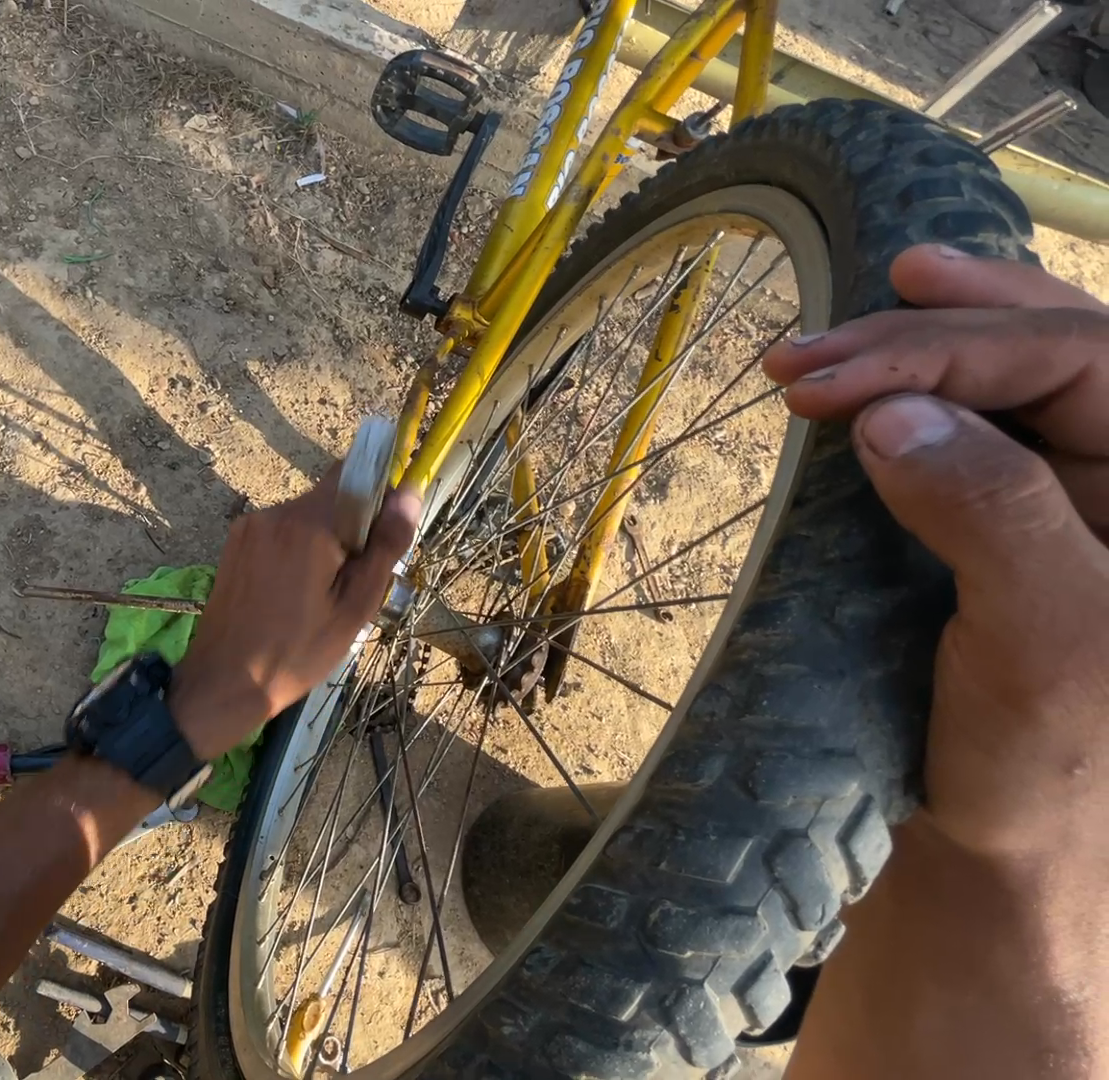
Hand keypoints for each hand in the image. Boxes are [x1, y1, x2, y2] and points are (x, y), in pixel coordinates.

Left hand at [169, 468, 419, 760]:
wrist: (225, 679)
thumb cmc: (297, 652)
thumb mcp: (354, 607)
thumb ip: (385, 546)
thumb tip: (408, 494)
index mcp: (307, 524)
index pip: (353, 475)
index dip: (377, 497)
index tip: (383, 538)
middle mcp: (274, 513)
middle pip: (328, 499)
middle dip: (349, 529)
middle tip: (353, 582)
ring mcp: (249, 527)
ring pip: (303, 518)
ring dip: (321, 542)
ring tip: (321, 595)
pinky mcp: (234, 543)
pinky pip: (278, 533)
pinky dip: (294, 551)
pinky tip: (292, 593)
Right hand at [761, 243, 1108, 866]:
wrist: (1013, 834)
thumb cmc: (1051, 756)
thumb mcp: (1042, 640)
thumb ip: (993, 518)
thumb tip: (887, 416)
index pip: (1087, 363)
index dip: (944, 355)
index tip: (813, 385)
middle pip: (1060, 353)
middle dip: (926, 337)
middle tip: (801, 352)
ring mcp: (1088, 495)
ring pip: (1033, 374)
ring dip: (936, 336)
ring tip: (877, 291)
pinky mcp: (1018, 520)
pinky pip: (989, 425)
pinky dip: (935, 381)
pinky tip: (907, 346)